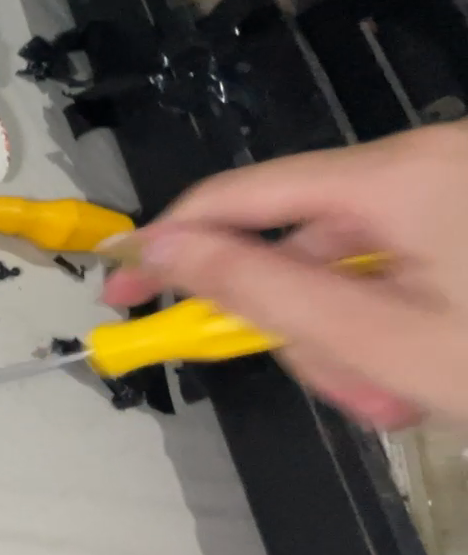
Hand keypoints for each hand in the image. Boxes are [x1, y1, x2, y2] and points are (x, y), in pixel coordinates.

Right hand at [103, 124, 467, 429]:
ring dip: (351, 332)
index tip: (117, 288)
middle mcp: (439, 160)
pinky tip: (428, 362)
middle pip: (301, 239)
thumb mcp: (378, 338)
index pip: (231, 197)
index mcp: (401, 177)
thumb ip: (250, 287)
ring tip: (394, 394)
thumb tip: (156, 249)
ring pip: (356, 259)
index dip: (160, 245)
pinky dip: (399, 315)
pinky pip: (411, 257)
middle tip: (331, 387)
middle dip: (295, 320)